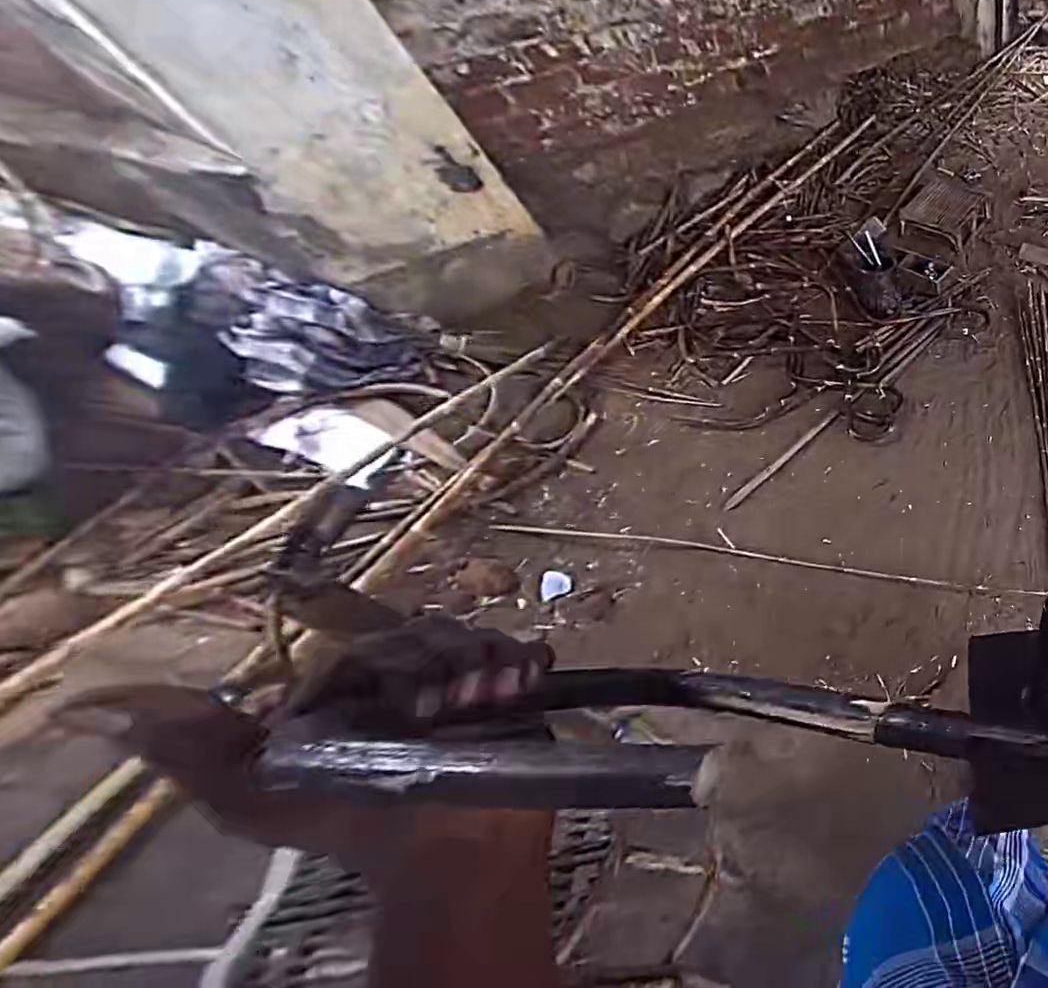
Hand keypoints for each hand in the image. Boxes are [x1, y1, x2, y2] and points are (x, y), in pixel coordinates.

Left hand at [57, 618, 552, 880]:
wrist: (454, 848)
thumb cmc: (358, 823)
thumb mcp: (261, 795)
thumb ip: (197, 750)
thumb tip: (86, 706)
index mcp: (350, 690)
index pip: (370, 641)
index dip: (393, 659)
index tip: (410, 699)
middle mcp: (408, 676)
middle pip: (429, 632)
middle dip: (446, 663)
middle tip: (451, 708)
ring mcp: (466, 679)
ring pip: (478, 636)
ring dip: (488, 663)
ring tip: (490, 701)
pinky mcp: (514, 687)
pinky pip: (523, 651)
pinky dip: (527, 659)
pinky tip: (525, 680)